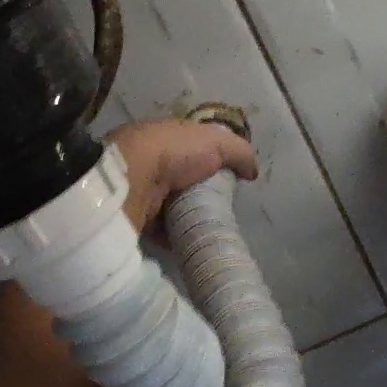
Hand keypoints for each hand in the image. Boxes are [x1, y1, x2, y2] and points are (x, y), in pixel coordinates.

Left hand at [108, 119, 258, 233]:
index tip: (231, 187)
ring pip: (174, 209)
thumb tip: (253, 173)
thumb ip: (240, 152)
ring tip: (212, 233)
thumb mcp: (216, 142)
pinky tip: (194, 245)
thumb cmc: (174, 152)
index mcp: (169, 141)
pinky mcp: (138, 219)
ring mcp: (144, 193)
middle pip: (185, 185)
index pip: (195, 154)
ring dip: (190, 220)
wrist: (133, 178)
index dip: (214, 168)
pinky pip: (162, 232)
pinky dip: (177, 239)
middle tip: (224, 214)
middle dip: (203, 199)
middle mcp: (154, 165)